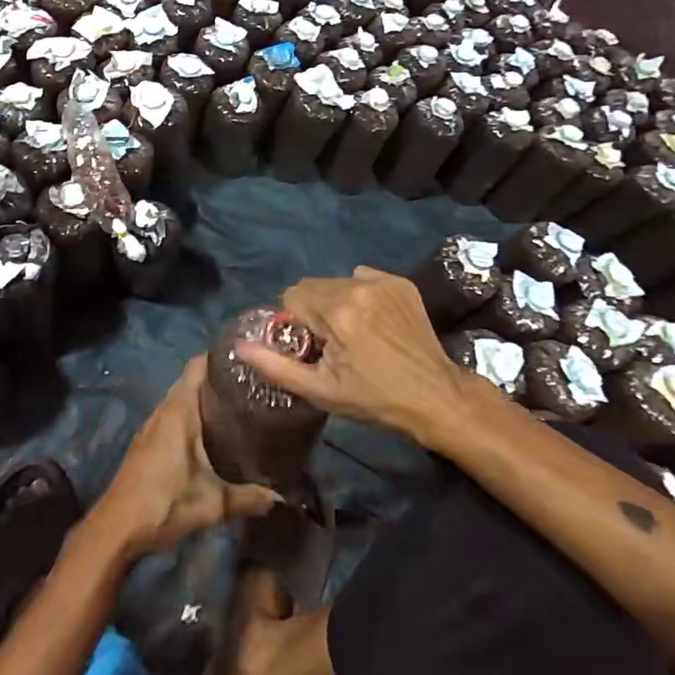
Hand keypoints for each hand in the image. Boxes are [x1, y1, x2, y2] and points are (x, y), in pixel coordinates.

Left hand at [85, 357, 281, 560]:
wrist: (113, 532)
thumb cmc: (162, 505)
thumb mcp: (212, 504)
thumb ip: (248, 497)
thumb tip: (280, 497)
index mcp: (179, 412)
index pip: (197, 366)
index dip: (220, 356)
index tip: (247, 356)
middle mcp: (164, 412)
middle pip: (191, 380)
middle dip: (218, 377)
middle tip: (250, 382)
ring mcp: (151, 427)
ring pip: (180, 399)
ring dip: (203, 396)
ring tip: (236, 401)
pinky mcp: (146, 443)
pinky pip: (172, 415)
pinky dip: (190, 414)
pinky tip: (209, 430)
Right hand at [235, 266, 483, 444]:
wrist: (433, 394)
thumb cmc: (373, 398)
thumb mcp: (320, 390)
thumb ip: (276, 366)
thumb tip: (241, 346)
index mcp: (337, 312)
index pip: (293, 296)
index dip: (296, 323)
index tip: (313, 347)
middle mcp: (359, 286)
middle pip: (314, 286)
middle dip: (314, 311)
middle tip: (333, 344)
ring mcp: (384, 281)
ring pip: (338, 281)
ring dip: (336, 301)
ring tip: (355, 334)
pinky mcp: (401, 282)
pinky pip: (364, 277)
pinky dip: (360, 294)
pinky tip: (373, 321)